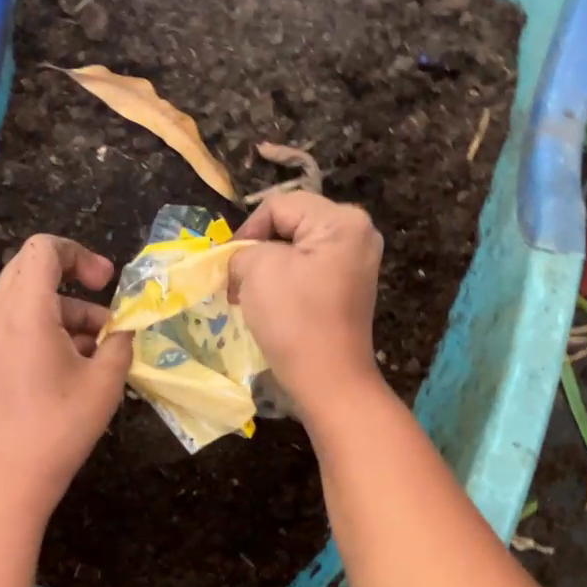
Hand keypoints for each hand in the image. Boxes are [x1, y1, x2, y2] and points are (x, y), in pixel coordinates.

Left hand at [0, 235, 134, 514]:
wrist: (12, 473)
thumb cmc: (60, 425)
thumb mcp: (105, 381)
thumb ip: (120, 341)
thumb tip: (123, 329)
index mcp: (23, 309)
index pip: (44, 248)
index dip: (80, 254)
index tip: (106, 282)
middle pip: (33, 267)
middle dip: (74, 278)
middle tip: (106, 301)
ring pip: (29, 296)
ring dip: (68, 310)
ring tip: (103, 346)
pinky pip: (20, 321)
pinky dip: (49, 327)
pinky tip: (80, 361)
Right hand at [229, 192, 385, 415]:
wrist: (328, 379)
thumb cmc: (294, 320)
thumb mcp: (257, 270)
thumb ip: (243, 250)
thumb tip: (241, 259)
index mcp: (341, 221)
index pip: (279, 206)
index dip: (246, 231)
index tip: (228, 266)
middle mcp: (358, 234)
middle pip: (290, 226)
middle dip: (258, 251)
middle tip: (235, 282)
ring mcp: (356, 263)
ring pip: (296, 251)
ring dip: (267, 270)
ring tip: (248, 297)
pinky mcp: (348, 290)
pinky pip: (308, 272)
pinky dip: (284, 284)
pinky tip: (270, 307)